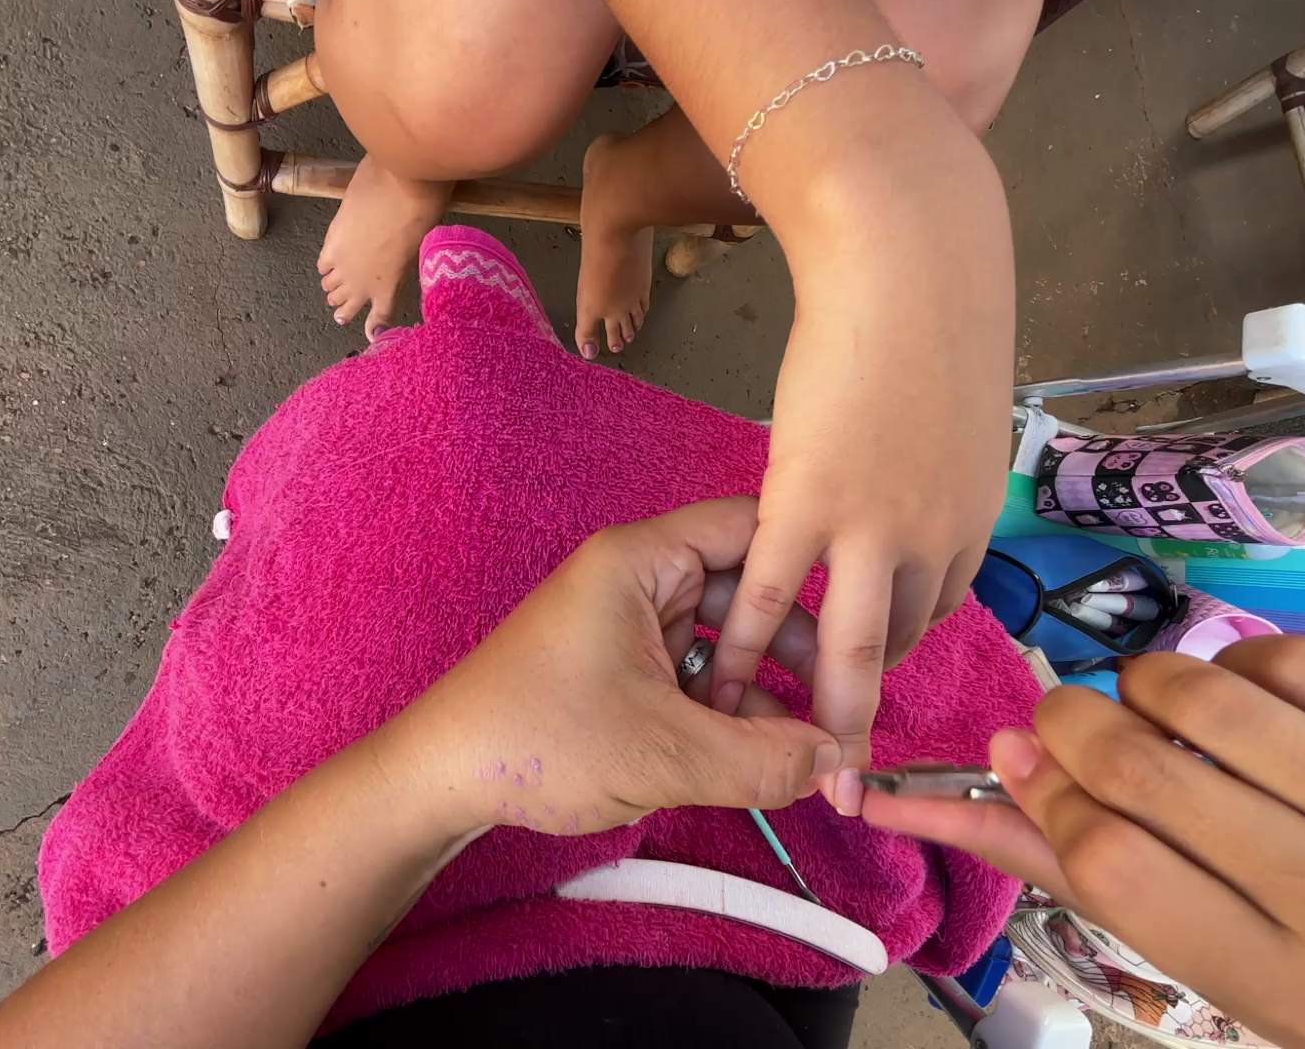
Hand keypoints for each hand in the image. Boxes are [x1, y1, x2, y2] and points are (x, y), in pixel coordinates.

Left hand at [375, 497, 845, 838]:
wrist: (445, 774)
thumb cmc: (537, 740)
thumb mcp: (664, 753)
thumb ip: (764, 760)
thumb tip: (838, 761)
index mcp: (640, 560)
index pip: (748, 529)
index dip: (807, 569)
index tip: (859, 621)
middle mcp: (636, 576)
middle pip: (742, 589)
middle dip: (788, 651)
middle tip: (836, 712)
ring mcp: (626, 619)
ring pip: (719, 636)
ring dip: (758, 689)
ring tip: (794, 748)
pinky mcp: (620, 660)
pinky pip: (690, 669)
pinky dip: (722, 706)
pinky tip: (749, 752)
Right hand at [710, 279, 1008, 787]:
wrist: (908, 267)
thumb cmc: (931, 321)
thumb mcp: (954, 409)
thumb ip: (930, 463)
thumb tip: (897, 476)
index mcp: (970, 513)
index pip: (938, 602)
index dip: (902, 639)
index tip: (874, 658)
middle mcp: (933, 537)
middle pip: (901, 637)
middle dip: (873, 704)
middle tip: (850, 759)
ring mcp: (872, 526)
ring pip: (846, 639)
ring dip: (815, 699)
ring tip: (790, 745)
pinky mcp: (806, 503)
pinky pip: (773, 591)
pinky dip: (748, 641)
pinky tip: (725, 672)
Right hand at [865, 636, 1304, 1048]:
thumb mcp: (1198, 951)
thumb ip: (1066, 865)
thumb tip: (963, 772)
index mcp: (1290, 983)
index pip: (1104, 857)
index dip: (1043, 795)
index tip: (1031, 771)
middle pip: (1135, 767)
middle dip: (1067, 723)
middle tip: (1072, 725)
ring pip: (1200, 695)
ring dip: (1143, 685)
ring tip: (1159, 714)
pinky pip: (1293, 658)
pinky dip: (1236, 663)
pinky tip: (1250, 702)